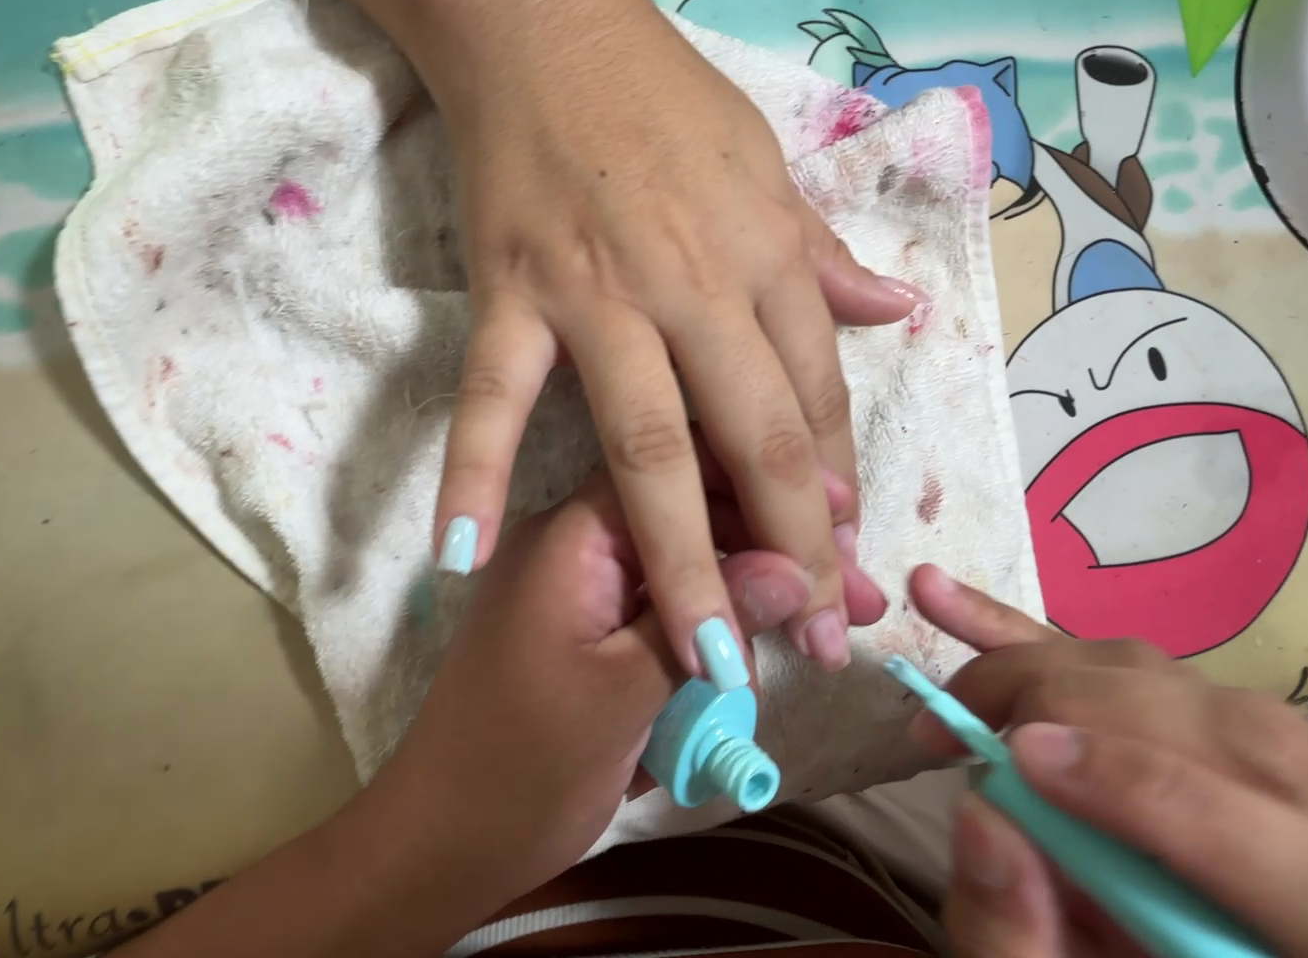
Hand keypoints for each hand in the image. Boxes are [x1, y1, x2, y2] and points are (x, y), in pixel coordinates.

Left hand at [383, 464, 889, 901]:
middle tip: (858, 591)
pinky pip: (666, 604)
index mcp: (571, 534)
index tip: (842, 514)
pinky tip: (772, 644)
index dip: (759, 485)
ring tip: (834, 623)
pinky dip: (718, 624)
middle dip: (774, 548)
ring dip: (755, 592)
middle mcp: (577, 542)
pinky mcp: (596, 627)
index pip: (674, 470)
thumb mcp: (625, 688)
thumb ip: (708, 618)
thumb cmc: (525, 761)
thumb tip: (795, 564)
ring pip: (686, 565)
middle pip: (690, 519)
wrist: (448, 836)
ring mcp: (586, 586)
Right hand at [430, 0, 918, 682]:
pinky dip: (472, 475)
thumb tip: (895, 316)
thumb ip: (822, 254)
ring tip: (706, 657)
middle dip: (791, 552)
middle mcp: (693, 289)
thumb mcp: (765, 164)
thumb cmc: (660, 99)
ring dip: (679, 557)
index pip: (814, 395)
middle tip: (813, 650)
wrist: (544, 32)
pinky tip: (460, 557)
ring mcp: (596, 299)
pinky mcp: (511, 299)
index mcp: (762, 255)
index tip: (848, 570)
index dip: (835, 489)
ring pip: (646, 445)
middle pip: (753, 439)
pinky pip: (492, 401)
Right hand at [907, 566, 1307, 957]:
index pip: (1301, 866)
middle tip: (959, 734)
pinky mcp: (1189, 710)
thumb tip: (978, 814)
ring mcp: (1270, 756)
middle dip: (1069, 710)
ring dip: (1037, 668)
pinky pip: (1105, 654)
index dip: (1152, 795)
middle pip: (1222, 730)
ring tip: (954, 707)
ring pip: (1160, 673)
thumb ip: (1019, 937)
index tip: (1017, 756)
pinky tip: (938, 595)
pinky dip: (1014, 626)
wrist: (1131, 950)